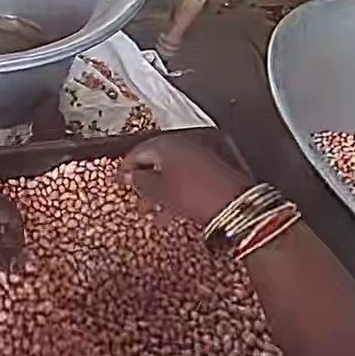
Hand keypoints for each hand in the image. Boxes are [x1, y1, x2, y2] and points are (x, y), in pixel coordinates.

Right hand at [121, 134, 253, 231]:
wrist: (236, 205)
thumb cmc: (196, 196)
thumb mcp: (162, 191)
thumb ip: (140, 181)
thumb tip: (127, 176)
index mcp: (165, 145)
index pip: (136, 153)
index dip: (125, 169)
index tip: (118, 181)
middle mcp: (180, 145)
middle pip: (152, 160)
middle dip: (142, 181)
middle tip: (134, 197)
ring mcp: (195, 155)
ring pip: (168, 170)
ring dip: (157, 189)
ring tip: (150, 210)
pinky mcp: (207, 168)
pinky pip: (182, 176)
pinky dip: (172, 190)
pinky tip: (169, 210)